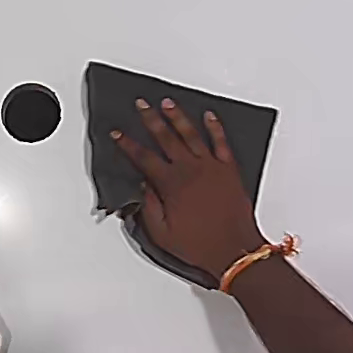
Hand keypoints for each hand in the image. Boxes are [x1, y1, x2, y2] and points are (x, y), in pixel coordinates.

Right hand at [111, 98, 267, 279]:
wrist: (234, 250)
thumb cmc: (199, 244)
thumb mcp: (161, 233)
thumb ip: (149, 207)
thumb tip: (143, 187)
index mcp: (171, 185)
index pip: (143, 157)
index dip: (128, 144)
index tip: (118, 134)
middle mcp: (190, 170)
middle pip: (166, 137)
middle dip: (150, 119)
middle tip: (142, 105)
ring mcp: (211, 167)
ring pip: (191, 133)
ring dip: (178, 116)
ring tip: (167, 102)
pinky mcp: (229, 169)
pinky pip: (221, 142)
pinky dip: (215, 127)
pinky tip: (209, 115)